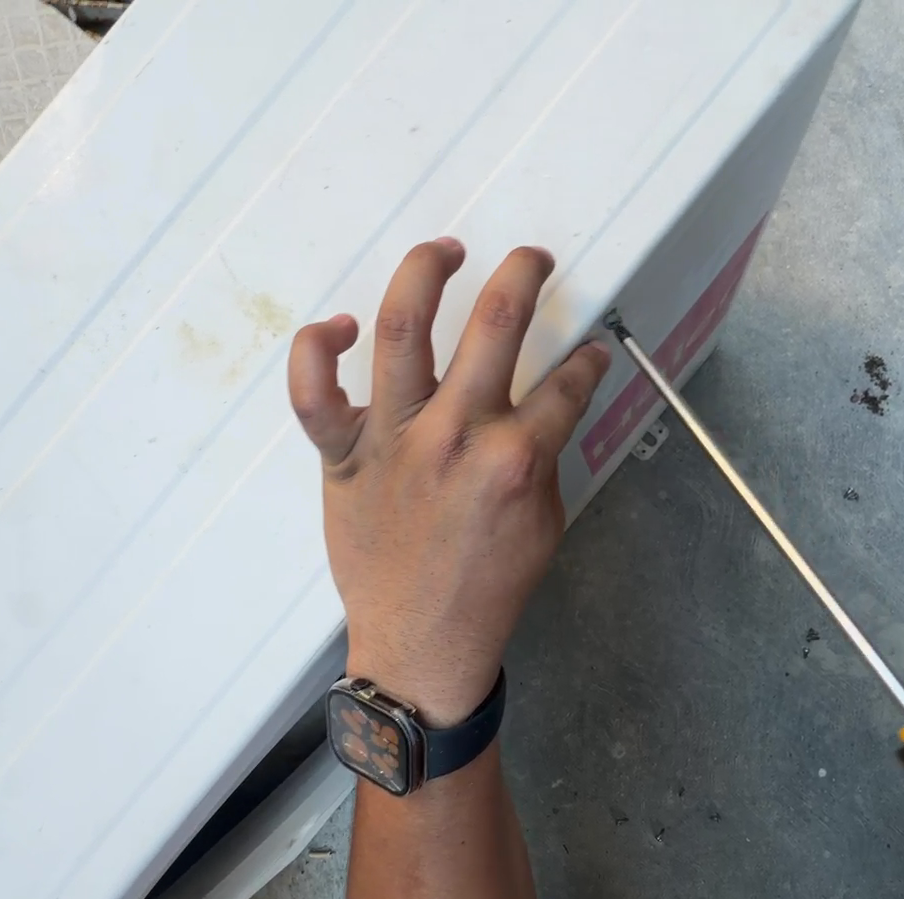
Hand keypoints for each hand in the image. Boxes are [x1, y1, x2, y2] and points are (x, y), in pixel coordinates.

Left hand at [288, 239, 609, 722]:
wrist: (423, 642)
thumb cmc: (491, 588)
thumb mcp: (544, 523)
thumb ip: (544, 457)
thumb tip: (543, 408)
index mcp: (517, 458)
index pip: (567, 384)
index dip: (587, 362)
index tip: (590, 353)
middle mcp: (456, 434)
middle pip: (497, 325)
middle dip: (524, 275)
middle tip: (532, 258)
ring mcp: (394, 439)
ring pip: (404, 328)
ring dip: (427, 272)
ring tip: (446, 249)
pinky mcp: (342, 455)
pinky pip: (313, 393)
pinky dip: (318, 350)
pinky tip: (345, 327)